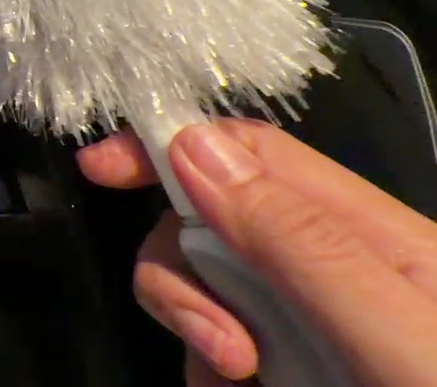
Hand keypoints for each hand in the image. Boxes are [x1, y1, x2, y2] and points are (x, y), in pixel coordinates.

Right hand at [79, 119, 436, 385]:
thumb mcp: (410, 347)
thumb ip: (304, 244)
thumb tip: (188, 143)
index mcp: (382, 241)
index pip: (250, 150)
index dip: (166, 142)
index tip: (99, 170)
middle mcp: (340, 269)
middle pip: (207, 219)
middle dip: (179, 269)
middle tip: (217, 345)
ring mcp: (317, 322)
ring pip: (203, 281)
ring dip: (193, 325)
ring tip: (241, 384)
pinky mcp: (298, 366)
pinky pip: (215, 340)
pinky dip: (210, 368)